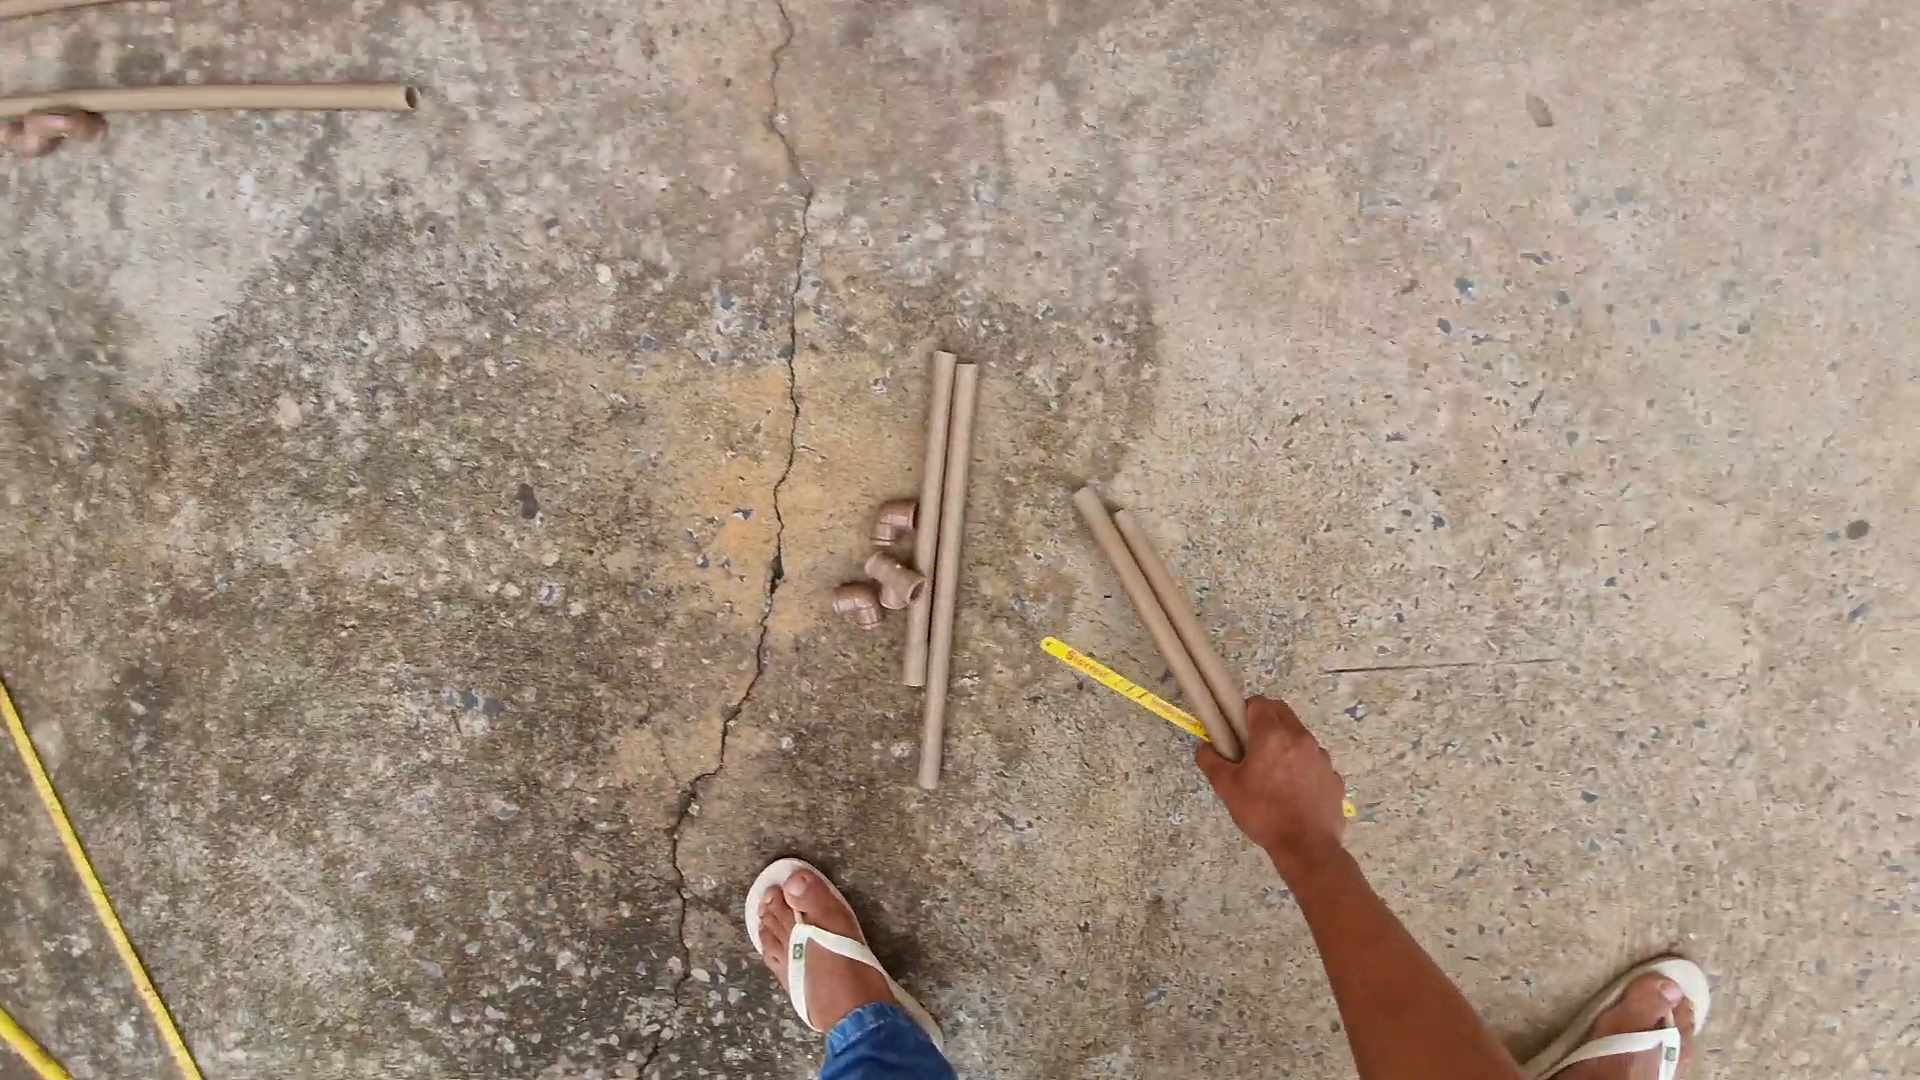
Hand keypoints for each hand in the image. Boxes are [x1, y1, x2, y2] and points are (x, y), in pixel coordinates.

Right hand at [1196, 696, 1347, 877]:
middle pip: (1282, 713)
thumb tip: (1204, 747)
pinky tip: (1293, 790)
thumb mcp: (1226, 787)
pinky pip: (1314, 761)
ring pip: (1300, 736)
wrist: (1306, 847)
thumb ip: (1210, 760)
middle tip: (1251, 746)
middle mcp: (1300, 738)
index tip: (1236, 731)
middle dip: (1265, 721)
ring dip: (1285, 743)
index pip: (1259, 702)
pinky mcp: (1334, 777)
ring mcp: (1321, 757)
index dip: (1244, 711)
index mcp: (1272, 735)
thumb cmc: (1263, 812)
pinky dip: (1302, 766)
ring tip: (1273, 773)